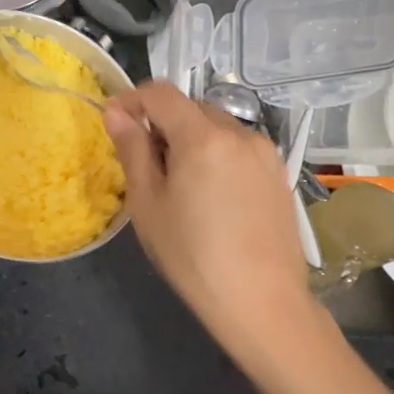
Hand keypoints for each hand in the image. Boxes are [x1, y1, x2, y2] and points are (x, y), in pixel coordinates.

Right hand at [102, 83, 323, 366]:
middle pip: (190, 108)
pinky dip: (214, 156)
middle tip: (143, 163)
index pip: (161, 93)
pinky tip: (208, 197)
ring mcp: (266, 153)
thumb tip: (116, 113)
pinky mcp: (279, 173)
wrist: (261, 300)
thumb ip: (133, 150)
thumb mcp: (148, 203)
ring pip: (216, 128)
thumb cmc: (191, 254)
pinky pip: (237, 149)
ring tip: (177, 184)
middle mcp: (240, 134)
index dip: (131, 99)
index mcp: (203, 138)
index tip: (113, 122)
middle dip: (161, 123)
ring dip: (189, 140)